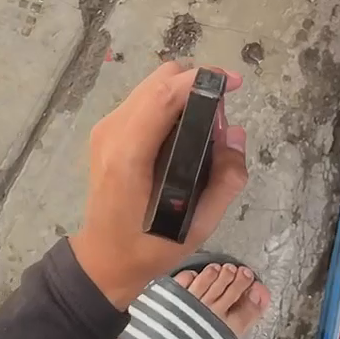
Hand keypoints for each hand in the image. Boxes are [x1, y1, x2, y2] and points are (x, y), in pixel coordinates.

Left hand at [69, 62, 249, 307]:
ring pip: (152, 85)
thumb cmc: (148, 247)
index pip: (164, 95)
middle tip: (221, 116)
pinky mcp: (108, 130)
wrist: (103, 259)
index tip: (235, 83)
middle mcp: (112, 132)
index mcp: (128, 155)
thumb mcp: (197, 227)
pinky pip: (144, 99)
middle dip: (197, 85)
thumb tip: (235, 134)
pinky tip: (186, 130)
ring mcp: (106, 128)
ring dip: (184, 93)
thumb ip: (224, 180)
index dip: (202, 80)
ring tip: (207, 125)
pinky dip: (171, 103)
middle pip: (159, 80)